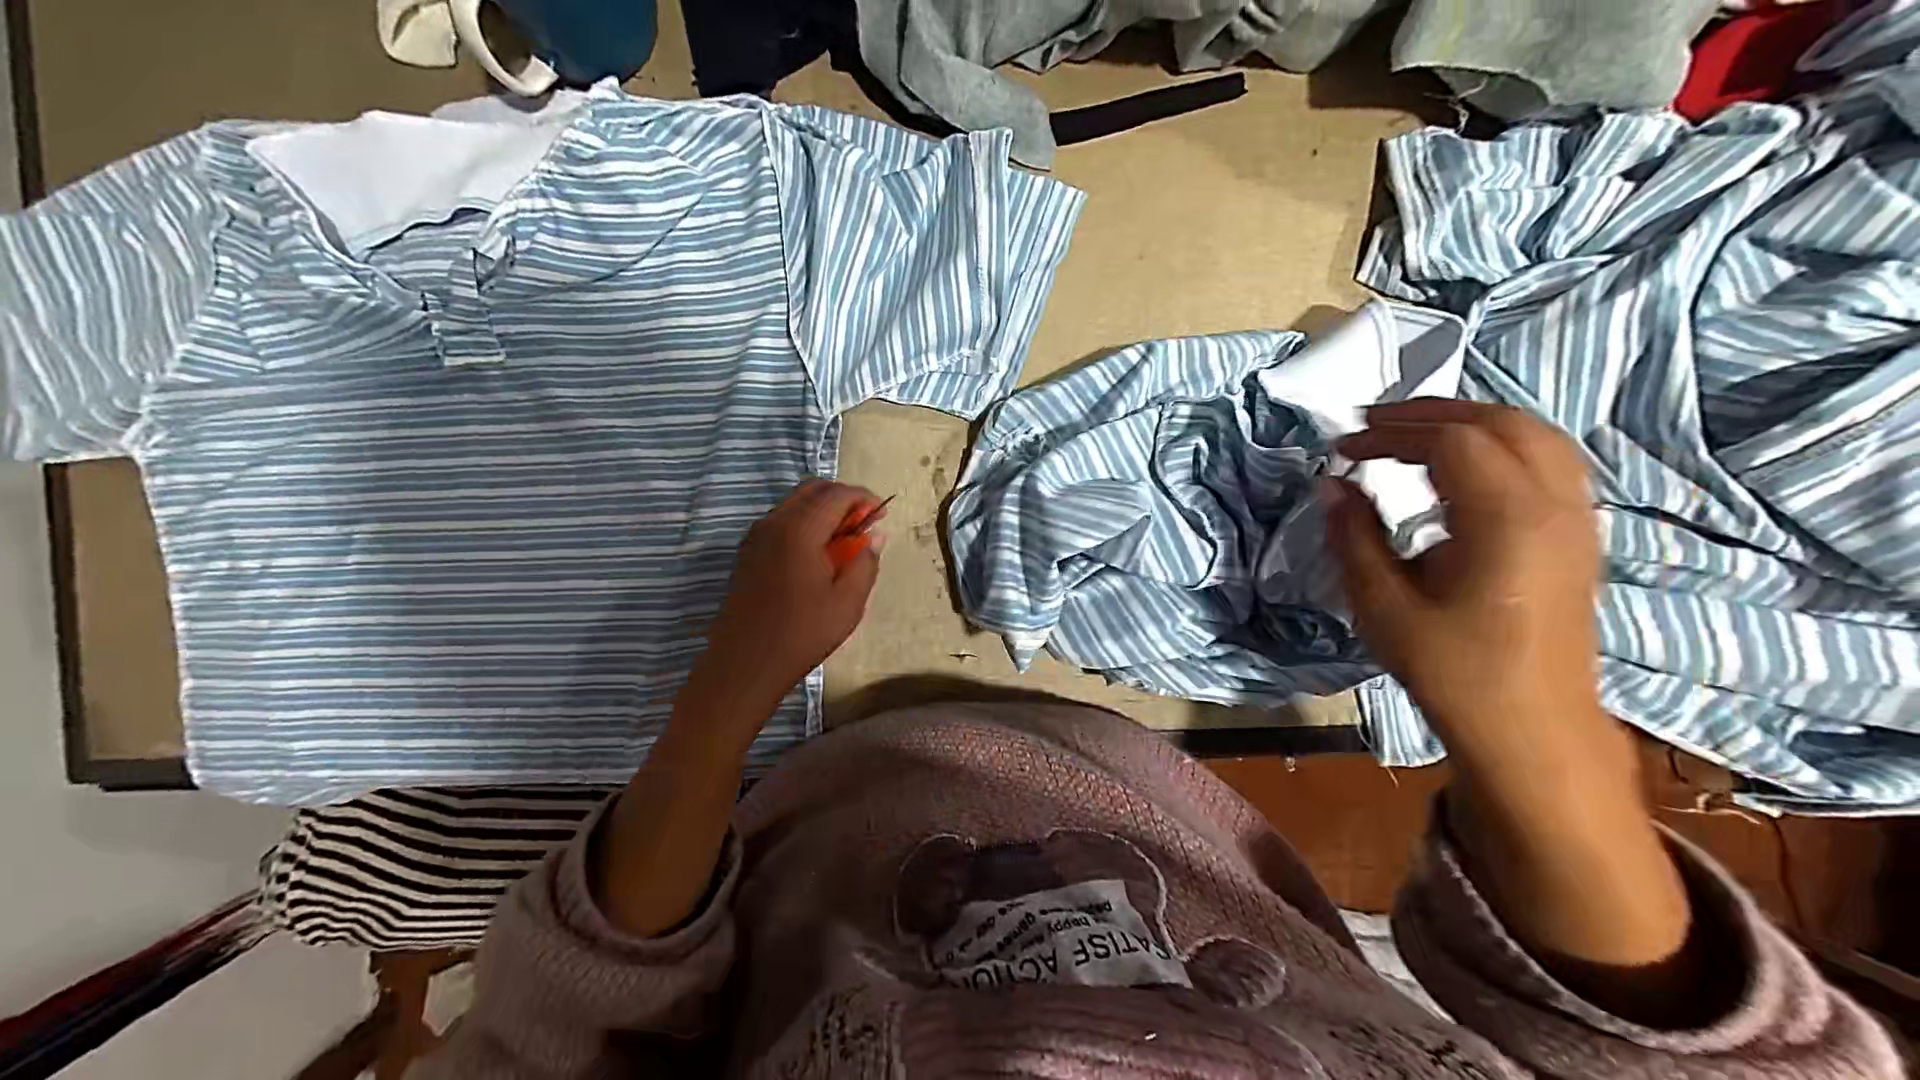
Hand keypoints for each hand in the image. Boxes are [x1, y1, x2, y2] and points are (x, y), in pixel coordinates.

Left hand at [695, 479, 884, 710]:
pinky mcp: (748, 551)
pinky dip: (805, 522)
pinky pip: (782, 520)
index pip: (836, 494)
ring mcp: (756, 536)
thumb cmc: (801, 634)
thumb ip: (865, 562)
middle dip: (843, 499)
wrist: (744, 664)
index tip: (881, 516)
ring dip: (823, 510)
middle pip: (813, 489)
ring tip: (845, 541)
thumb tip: (874, 537)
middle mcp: (774, 522)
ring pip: (795, 502)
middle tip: (864, 524)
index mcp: (799, 530)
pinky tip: (818, 554)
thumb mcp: (847, 603)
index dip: (864, 499)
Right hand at [1328, 400, 1704, 1010]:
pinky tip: (1462, 463)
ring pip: (1533, 433)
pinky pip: (1547, 458)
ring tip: (1412, 432)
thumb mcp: (1382, 605)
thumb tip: (1332, 483)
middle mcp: (1554, 504)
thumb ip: (1354, 535)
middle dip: (1430, 412)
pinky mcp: (1577, 533)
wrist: (1530, 726)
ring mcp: (1576, 516)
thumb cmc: (1451, 669)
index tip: (1342, 447)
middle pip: (1498, 421)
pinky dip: (1499, 442)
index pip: (1450, 440)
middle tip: (1372, 424)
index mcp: (1506, 519)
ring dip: (1469, 420)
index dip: (1390, 433)